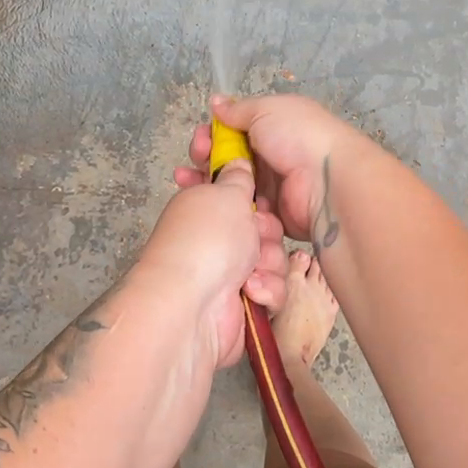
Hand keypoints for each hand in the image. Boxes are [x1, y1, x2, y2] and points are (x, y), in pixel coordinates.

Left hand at [135, 161, 286, 368]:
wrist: (194, 305)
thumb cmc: (207, 239)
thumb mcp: (226, 194)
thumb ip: (238, 177)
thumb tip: (238, 162)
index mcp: (206, 207)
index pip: (236, 193)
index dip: (251, 195)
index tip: (257, 197)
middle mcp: (217, 239)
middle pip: (263, 225)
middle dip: (266, 231)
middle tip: (255, 235)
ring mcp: (230, 272)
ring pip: (273, 258)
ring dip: (268, 263)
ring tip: (250, 271)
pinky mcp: (244, 303)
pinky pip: (273, 289)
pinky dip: (266, 291)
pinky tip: (250, 292)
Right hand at [180, 94, 368, 244]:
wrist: (326, 181)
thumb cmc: (297, 136)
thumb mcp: (266, 110)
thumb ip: (238, 110)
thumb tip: (217, 101)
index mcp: (272, 127)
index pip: (234, 130)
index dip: (214, 132)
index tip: (201, 136)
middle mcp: (270, 156)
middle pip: (228, 157)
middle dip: (206, 155)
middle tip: (197, 156)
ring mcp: (269, 186)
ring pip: (231, 183)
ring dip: (207, 180)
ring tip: (187, 179)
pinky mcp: (268, 214)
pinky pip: (241, 208)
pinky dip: (223, 204)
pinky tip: (205, 200)